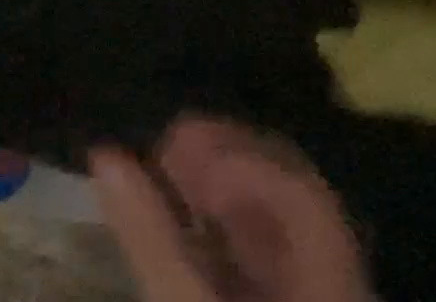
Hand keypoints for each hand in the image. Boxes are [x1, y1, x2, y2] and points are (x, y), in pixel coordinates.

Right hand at [90, 116, 368, 301]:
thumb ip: (150, 239)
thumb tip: (106, 156)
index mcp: (327, 284)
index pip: (298, 191)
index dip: (234, 154)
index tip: (166, 150)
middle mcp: (329, 281)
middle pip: (288, 193)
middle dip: (219, 158)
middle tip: (154, 150)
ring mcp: (307, 292)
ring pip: (269, 216)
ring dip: (209, 183)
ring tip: (152, 174)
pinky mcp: (274, 298)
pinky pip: (250, 242)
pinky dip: (207, 216)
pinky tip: (169, 215)